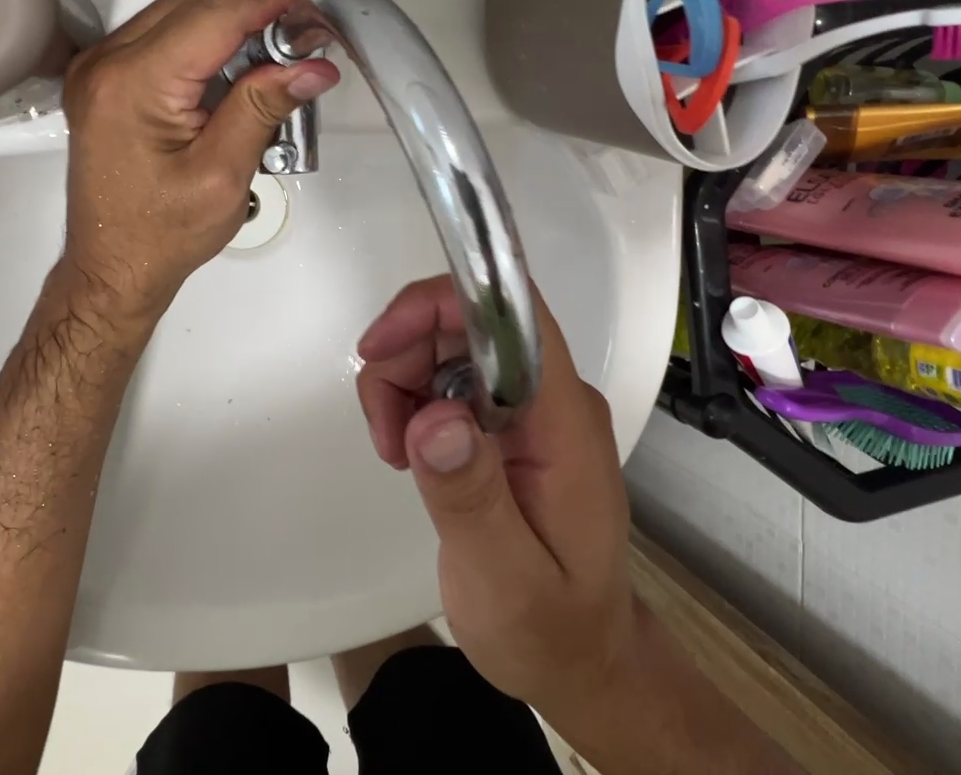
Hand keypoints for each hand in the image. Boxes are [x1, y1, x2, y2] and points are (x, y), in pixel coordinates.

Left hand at [62, 0, 340, 314]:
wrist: (113, 267)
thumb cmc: (161, 236)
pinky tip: (248, 54)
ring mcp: (103, 68)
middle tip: (310, 17)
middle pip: (196, 0)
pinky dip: (213, 34)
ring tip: (288, 36)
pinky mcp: (110, 78)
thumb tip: (313, 67)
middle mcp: (108, 64)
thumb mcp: (223, 176)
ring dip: (238, 14)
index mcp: (133, 84)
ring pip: (183, 9)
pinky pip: (168, 33)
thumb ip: (263, 110)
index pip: (214, 15)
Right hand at [355, 277, 642, 718]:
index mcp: (564, 422)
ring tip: (395, 455)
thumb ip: (472, 497)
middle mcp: (550, 399)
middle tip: (385, 434)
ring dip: (401, 383)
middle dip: (406, 355)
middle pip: (469, 323)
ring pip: (449, 345)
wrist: (580, 657)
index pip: (516, 316)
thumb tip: (434, 418)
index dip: (445, 303)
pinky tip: (409, 455)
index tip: (381, 346)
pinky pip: (447, 379)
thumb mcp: (506, 579)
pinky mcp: (506, 424)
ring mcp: (528, 409)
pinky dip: (411, 402)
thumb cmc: (550, 629)